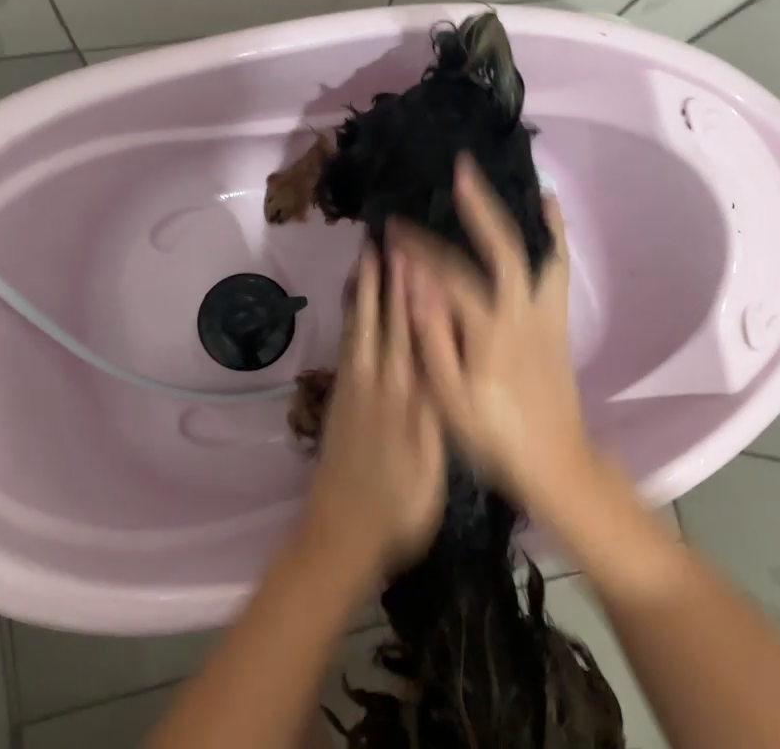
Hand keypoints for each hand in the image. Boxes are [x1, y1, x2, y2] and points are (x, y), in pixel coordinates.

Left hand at [300, 245, 446, 574]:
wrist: (339, 538)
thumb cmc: (397, 508)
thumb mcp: (429, 466)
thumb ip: (432, 411)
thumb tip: (440, 359)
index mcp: (401, 398)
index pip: (407, 334)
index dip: (407, 293)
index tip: (409, 253)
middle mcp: (374, 387)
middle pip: (377, 324)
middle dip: (379, 282)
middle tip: (378, 242)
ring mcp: (352, 395)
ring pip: (357, 334)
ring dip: (361, 297)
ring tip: (362, 263)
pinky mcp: (340, 407)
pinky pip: (347, 351)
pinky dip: (351, 325)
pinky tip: (354, 316)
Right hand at [399, 155, 594, 509]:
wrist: (554, 465)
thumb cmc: (492, 438)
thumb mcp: (449, 399)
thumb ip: (433, 339)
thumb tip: (415, 286)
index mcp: (489, 334)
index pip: (448, 277)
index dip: (418, 250)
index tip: (392, 228)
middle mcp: (522, 315)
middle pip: (502, 249)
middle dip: (479, 208)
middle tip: (462, 171)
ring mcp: (546, 317)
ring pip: (541, 254)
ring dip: (530, 215)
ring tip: (526, 180)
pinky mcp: (559, 324)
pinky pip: (559, 271)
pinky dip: (556, 239)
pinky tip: (551, 217)